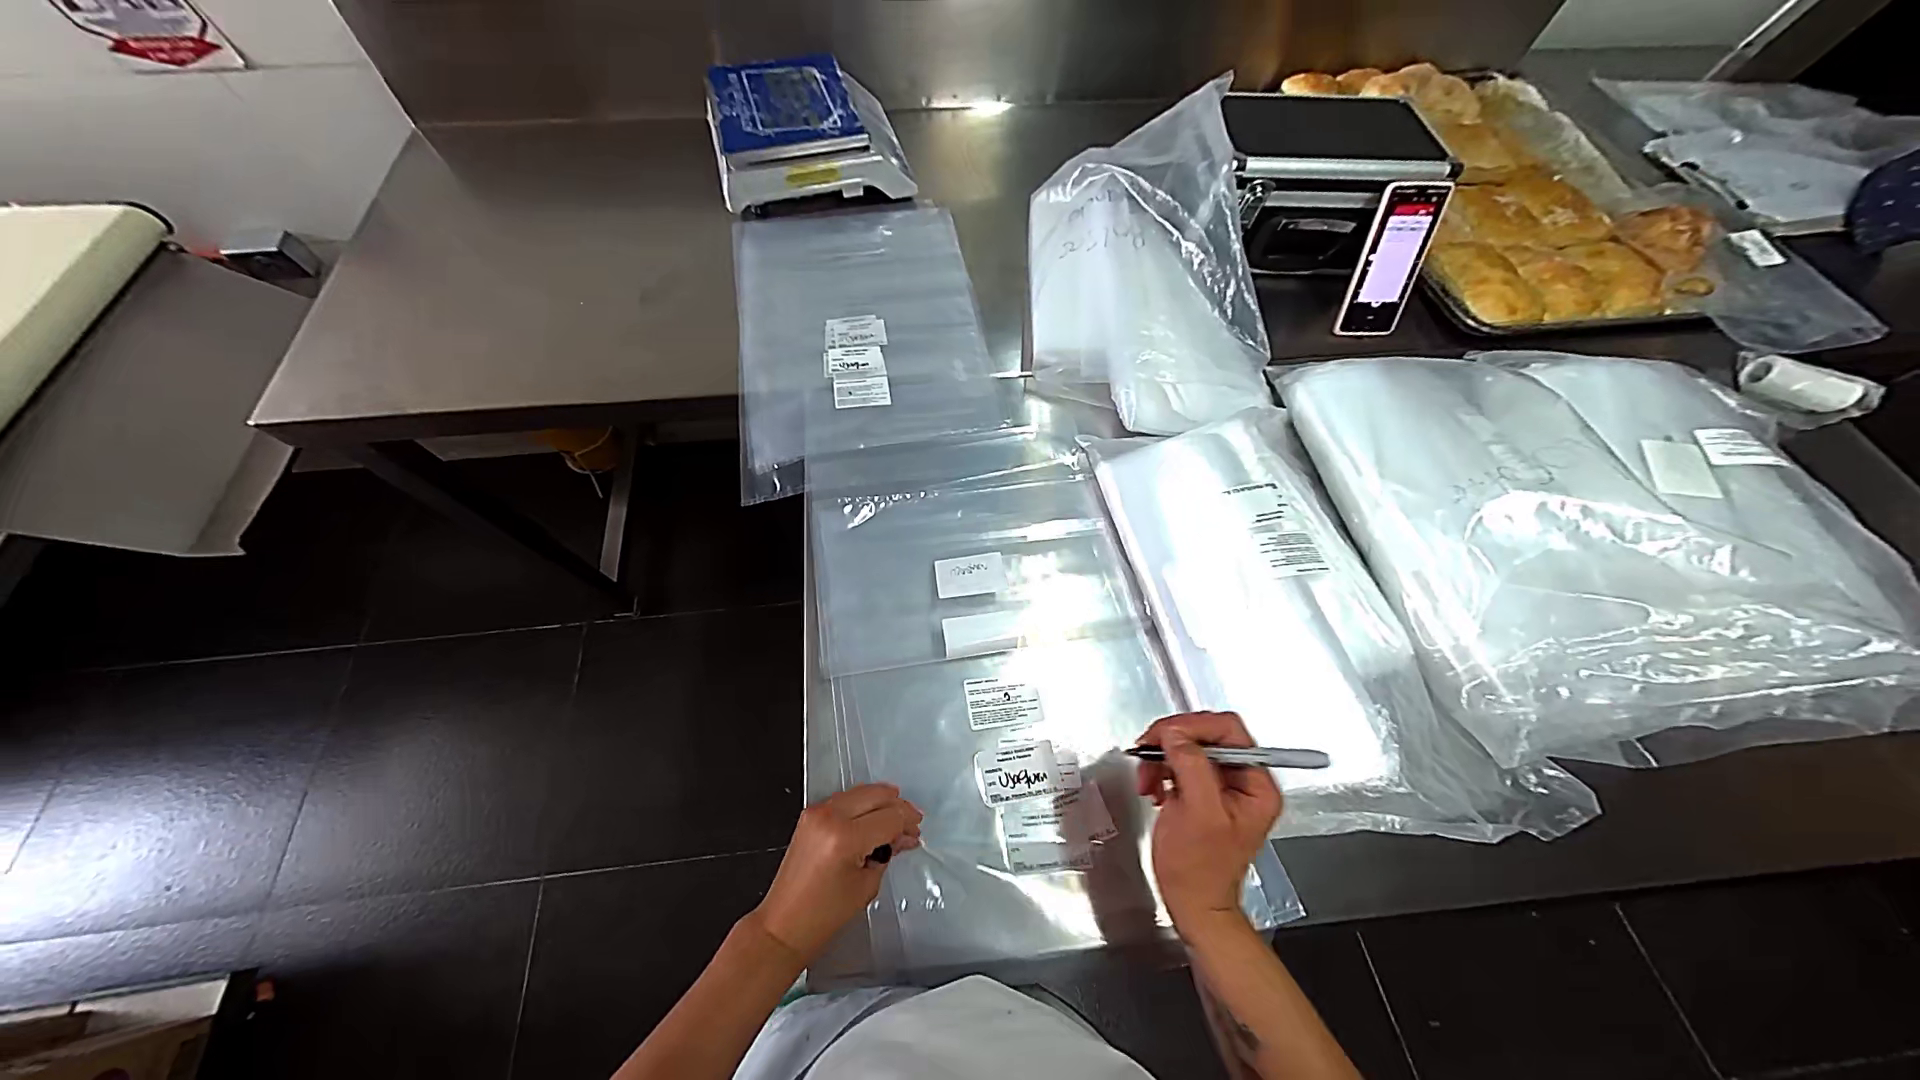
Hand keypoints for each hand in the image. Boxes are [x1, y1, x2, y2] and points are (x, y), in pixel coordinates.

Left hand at [750, 783, 921, 961]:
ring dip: (881, 802)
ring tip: (895, 821)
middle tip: (911, 823)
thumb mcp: (866, 885)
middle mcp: (829, 817)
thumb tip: (903, 837)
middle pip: (876, 795)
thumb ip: (887, 853)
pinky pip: (845, 798)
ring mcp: (817, 812)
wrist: (783, 925)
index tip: (916, 830)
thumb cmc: (822, 915)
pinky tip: (874, 817)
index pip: (889, 817)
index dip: (907, 823)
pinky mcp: (810, 814)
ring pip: (861, 791)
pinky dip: (863, 804)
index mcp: (845, 837)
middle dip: (897, 807)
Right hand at [1136, 712, 1282, 936]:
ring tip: (1147, 777)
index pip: (1229, 730)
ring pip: (1188, 745)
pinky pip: (1178, 762)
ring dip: (1161, 756)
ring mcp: (1221, 784)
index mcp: (1257, 783)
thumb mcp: (1198, 813)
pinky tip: (1152, 786)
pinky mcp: (1200, 790)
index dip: (1194, 727)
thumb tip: (1175, 734)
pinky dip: (1159, 768)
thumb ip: (1191, 766)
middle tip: (1148, 749)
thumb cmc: (1199, 869)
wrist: (1192, 902)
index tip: (1165, 735)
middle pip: (1206, 733)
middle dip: (1172, 741)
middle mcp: (1243, 779)